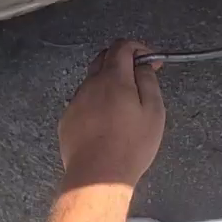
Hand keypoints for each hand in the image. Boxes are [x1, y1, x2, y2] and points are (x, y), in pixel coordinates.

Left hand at [59, 40, 165, 188]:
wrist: (97, 175)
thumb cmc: (130, 146)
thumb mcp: (153, 111)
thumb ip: (148, 81)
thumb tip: (144, 65)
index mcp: (113, 79)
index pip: (121, 46)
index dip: (138, 48)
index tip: (150, 61)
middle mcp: (90, 84)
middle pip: (103, 58)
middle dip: (123, 60)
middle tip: (140, 77)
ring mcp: (76, 101)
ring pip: (92, 81)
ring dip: (109, 83)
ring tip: (125, 106)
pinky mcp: (68, 119)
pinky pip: (83, 101)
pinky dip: (96, 102)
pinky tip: (107, 123)